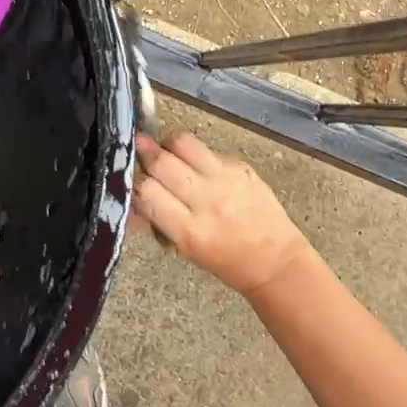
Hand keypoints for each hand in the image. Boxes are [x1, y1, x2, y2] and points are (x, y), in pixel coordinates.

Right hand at [131, 132, 318, 295]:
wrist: (276, 260)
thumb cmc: (228, 262)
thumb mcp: (186, 250)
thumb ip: (159, 221)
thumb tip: (133, 199)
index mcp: (190, 231)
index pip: (147, 192)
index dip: (133, 181)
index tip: (130, 178)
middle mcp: (208, 201)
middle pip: (161, 162)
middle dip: (144, 153)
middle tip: (138, 149)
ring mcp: (226, 180)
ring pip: (183, 143)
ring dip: (167, 144)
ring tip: (165, 151)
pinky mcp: (241, 166)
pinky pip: (207, 148)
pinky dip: (194, 153)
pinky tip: (195, 164)